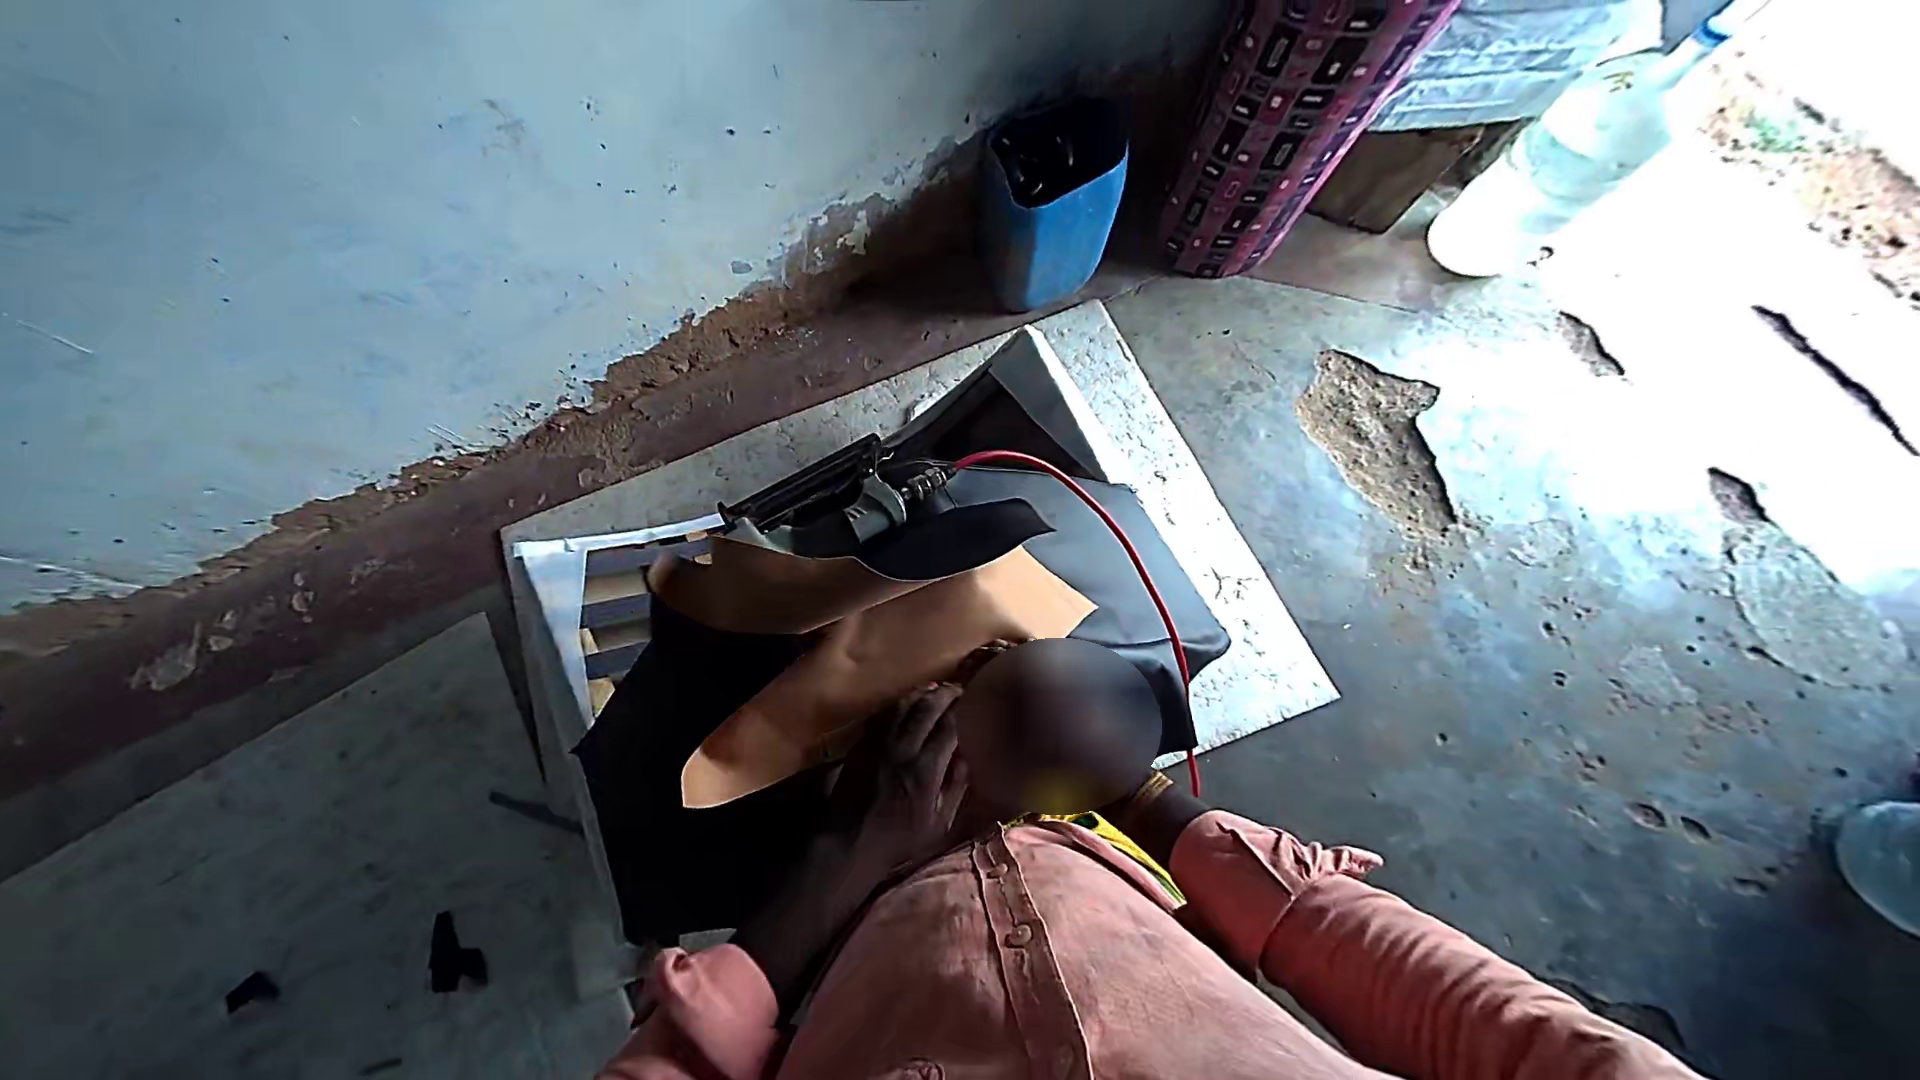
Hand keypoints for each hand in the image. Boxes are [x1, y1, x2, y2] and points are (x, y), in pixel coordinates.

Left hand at [833, 683, 971, 886]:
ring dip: (921, 693)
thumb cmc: (899, 837)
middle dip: (944, 694)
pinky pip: (884, 714)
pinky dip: (899, 703)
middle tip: (956, 688)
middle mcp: (903, 750)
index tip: (970, 700)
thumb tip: (966, 757)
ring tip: (934, 688)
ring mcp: (879, 743)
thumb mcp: (938, 822)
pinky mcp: (863, 743)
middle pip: (926, 709)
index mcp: (926, 770)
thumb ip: (955, 787)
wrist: (850, 840)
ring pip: (903, 706)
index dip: (961, 709)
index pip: (948, 727)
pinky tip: (907, 701)